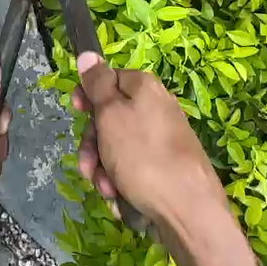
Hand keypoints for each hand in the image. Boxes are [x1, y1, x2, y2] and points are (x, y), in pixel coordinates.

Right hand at [73, 51, 224, 230]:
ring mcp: (163, 141)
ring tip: (107, 190)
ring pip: (117, 148)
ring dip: (104, 169)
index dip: (88, 96)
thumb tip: (88, 53)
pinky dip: (122, 183)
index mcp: (145, 88)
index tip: (77, 112)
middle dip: (93, 144)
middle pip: (110, 118)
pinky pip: (133, 169)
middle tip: (88, 165)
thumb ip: (97, 83)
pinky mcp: (166, 169)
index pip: (108, 79)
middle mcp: (156, 109)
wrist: (189, 212)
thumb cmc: (144, 157)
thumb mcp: (111, 114)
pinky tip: (121, 199)